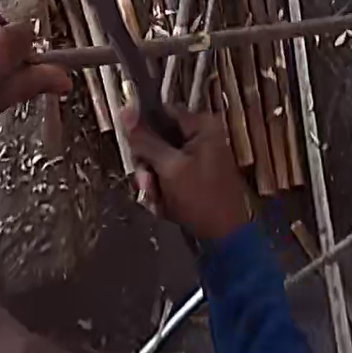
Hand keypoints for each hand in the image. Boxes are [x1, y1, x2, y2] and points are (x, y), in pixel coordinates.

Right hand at [124, 105, 250, 241]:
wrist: (226, 243)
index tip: (131, 146)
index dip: (142, 126)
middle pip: (158, 136)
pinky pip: (169, 173)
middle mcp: (202, 136)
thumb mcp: (169, 166)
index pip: (160, 111)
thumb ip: (145, 139)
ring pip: (160, 158)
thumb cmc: (200, 198)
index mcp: (202, 125)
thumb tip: (125, 110)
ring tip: (154, 197)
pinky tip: (162, 204)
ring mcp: (199, 157)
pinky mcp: (195, 177)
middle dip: (147, 161)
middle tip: (145, 181)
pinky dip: (162, 188)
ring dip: (152, 178)